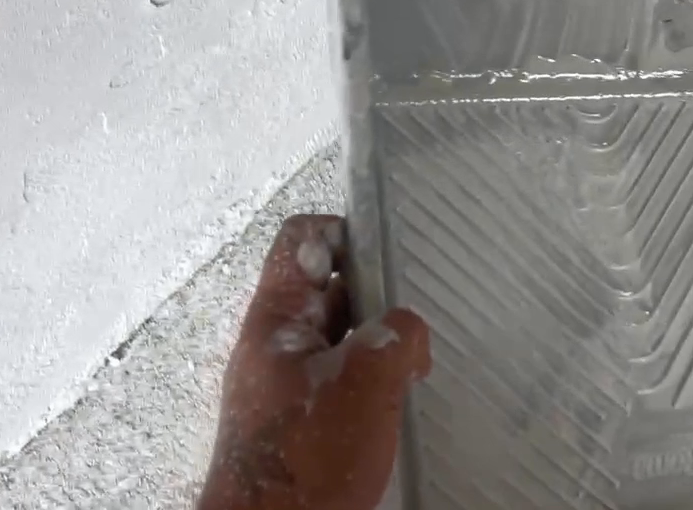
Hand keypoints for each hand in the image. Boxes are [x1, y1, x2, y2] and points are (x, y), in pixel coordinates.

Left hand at [198, 215, 429, 509]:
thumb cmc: (308, 461)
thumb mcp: (368, 379)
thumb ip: (399, 332)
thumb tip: (408, 333)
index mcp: (276, 317)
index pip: (302, 239)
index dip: (345, 230)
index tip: (388, 250)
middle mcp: (277, 342)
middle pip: (330, 284)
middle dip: (376, 289)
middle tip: (413, 307)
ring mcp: (289, 382)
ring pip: (344, 331)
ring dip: (380, 335)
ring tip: (415, 354)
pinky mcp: (305, 419)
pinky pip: (347, 373)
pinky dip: (376, 373)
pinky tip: (402, 391)